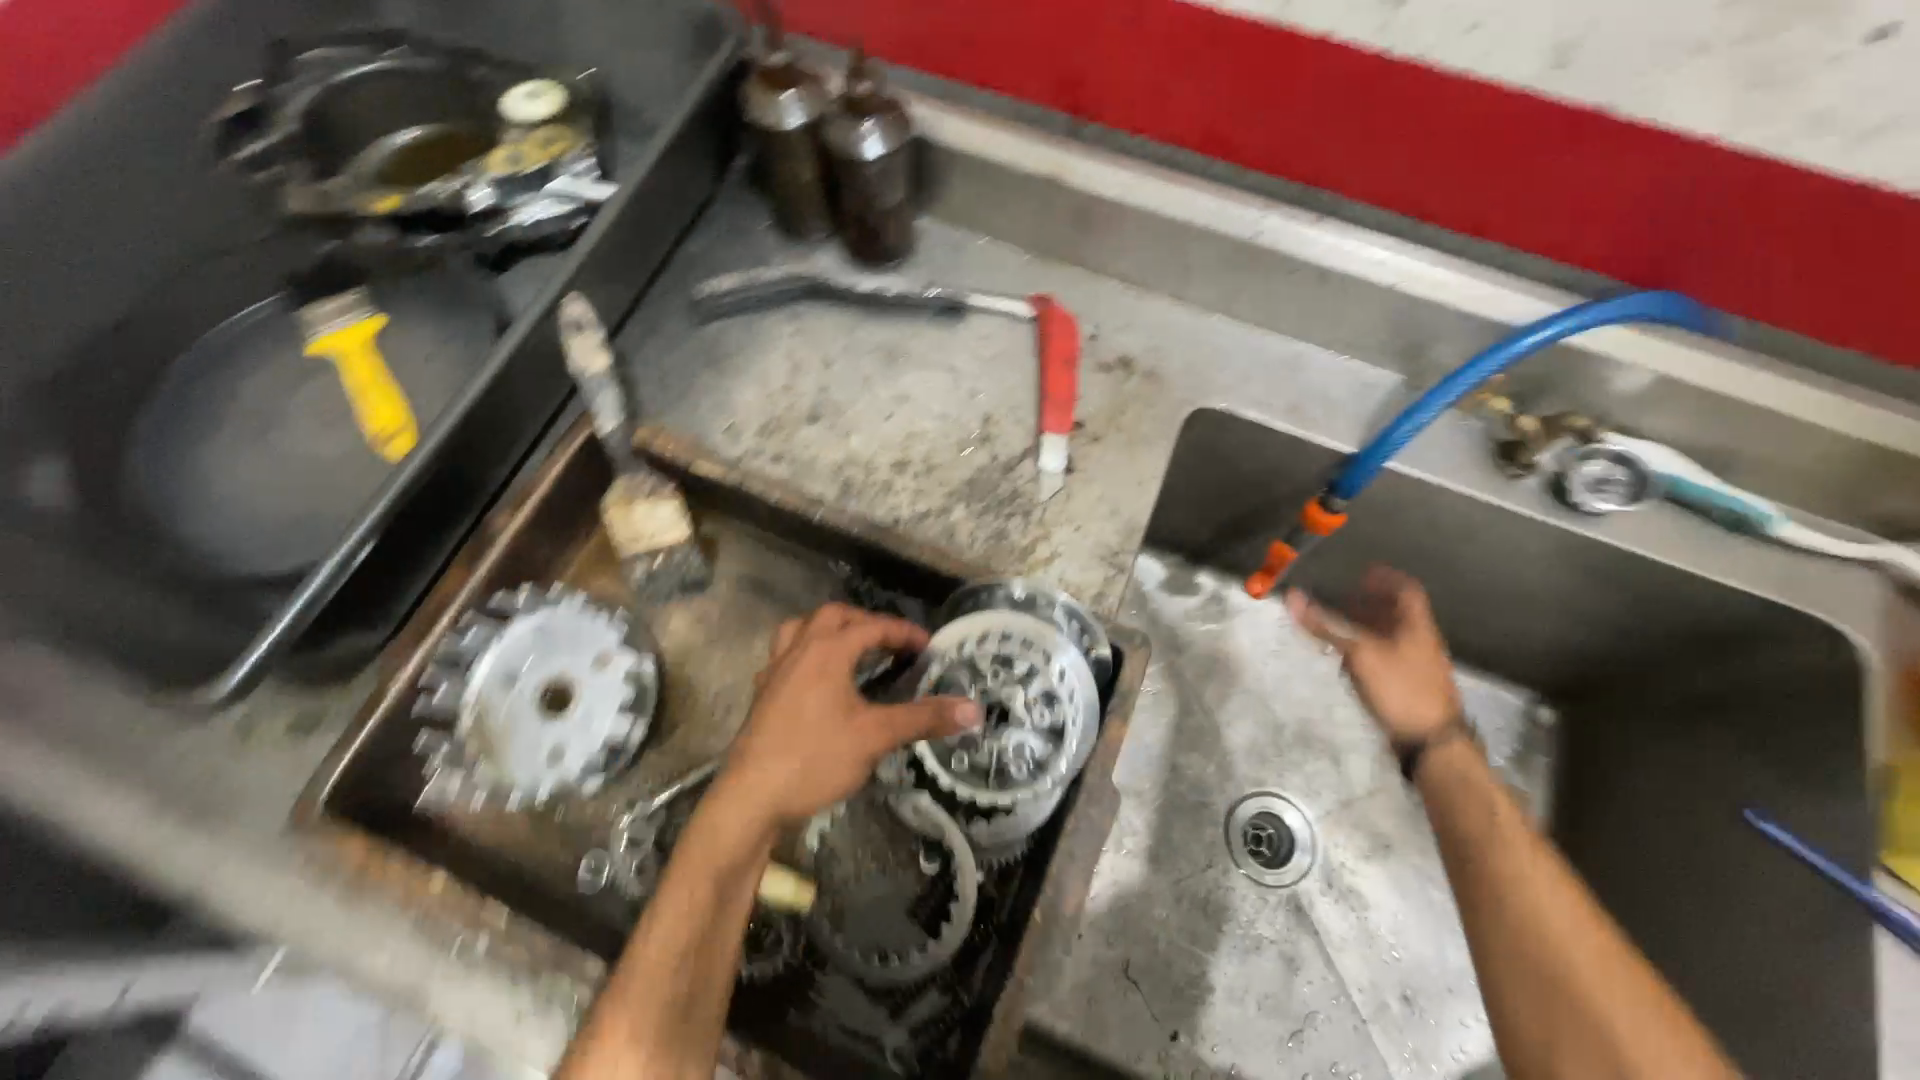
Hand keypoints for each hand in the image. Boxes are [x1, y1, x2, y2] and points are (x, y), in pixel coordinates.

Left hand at [719, 603, 981, 826]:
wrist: (751, 798)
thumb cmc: (814, 760)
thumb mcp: (876, 737)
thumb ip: (924, 718)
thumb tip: (974, 710)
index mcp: (826, 652)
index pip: (871, 627)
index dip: (903, 632)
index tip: (928, 647)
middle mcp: (798, 651)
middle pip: (833, 617)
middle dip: (866, 622)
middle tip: (891, 644)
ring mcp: (775, 672)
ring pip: (800, 630)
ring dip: (829, 630)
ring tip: (851, 649)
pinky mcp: (762, 696)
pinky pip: (784, 657)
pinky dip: (806, 655)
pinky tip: (817, 681)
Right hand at [1285, 566, 1462, 742]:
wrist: (1431, 740)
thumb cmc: (1400, 687)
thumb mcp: (1359, 654)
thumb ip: (1325, 626)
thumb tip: (1292, 597)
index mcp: (1417, 625)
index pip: (1406, 590)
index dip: (1385, 579)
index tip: (1362, 573)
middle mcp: (1421, 641)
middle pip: (1397, 614)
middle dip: (1370, 605)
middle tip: (1344, 600)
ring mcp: (1417, 665)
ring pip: (1391, 637)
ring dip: (1367, 629)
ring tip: (1340, 628)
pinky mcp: (1409, 686)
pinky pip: (1388, 658)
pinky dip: (1368, 651)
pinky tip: (1350, 662)